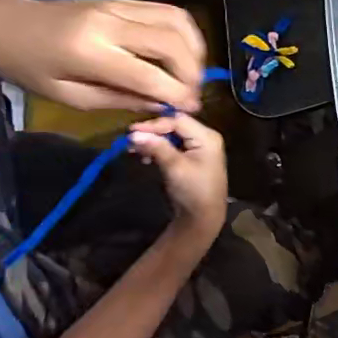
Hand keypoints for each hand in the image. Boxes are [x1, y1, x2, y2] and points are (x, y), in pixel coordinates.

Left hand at [0, 0, 206, 111]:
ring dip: (194, 49)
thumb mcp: (69, 97)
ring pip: (178, 21)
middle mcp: (111, 23)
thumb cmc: (26, 66)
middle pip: (173, 43)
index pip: (150, 76)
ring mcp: (120, 6)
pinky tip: (181, 53)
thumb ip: (119, 100)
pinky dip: (184, 33)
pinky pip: (168, 11)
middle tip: (192, 94)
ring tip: (190, 73)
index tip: (189, 110)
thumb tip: (161, 105)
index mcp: (90, 52)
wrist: (1, 23)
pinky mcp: (124, 0)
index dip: (177, 95)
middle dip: (192, 72)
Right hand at [128, 113, 227, 236]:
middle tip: (130, 141)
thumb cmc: (193, 190)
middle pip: (175, 126)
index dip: (155, 124)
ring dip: (153, 142)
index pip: (178, 120)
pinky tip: (146, 158)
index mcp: (207, 137)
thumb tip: (134, 133)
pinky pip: (172, 147)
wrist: (203, 216)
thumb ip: (157, 147)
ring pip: (171, 136)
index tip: (132, 131)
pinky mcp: (191, 158)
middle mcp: (205, 138)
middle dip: (152, 133)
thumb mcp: (174, 167)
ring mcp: (199, 148)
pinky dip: (158, 150)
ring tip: (135, 151)